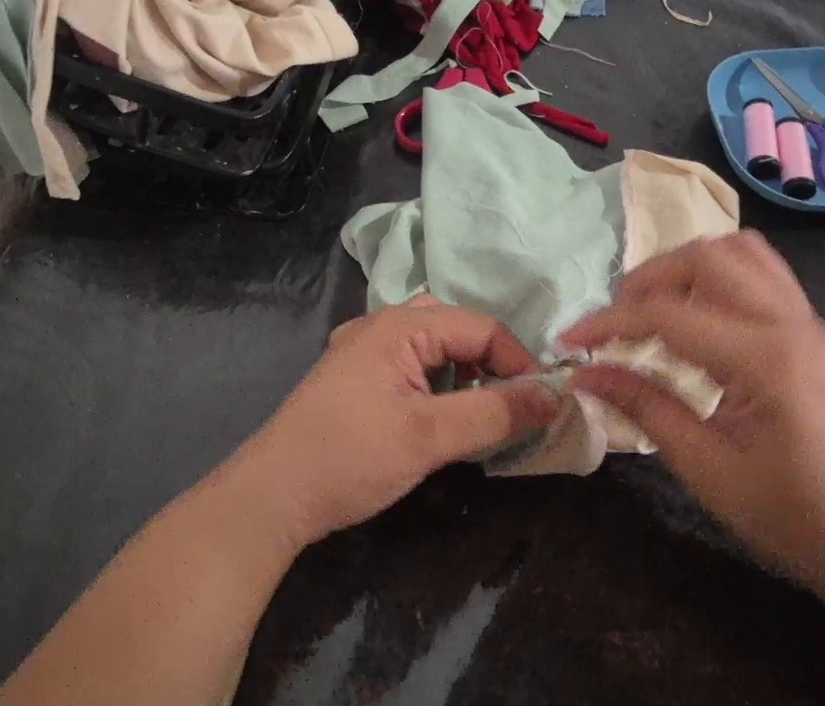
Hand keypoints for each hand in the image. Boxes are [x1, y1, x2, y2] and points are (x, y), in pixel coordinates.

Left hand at [226, 297, 557, 550]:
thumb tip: (554, 397)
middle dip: (492, 364)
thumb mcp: (429, 438)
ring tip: (479, 414)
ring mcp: (363, 350)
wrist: (270, 497)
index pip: (481, 327)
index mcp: (399, 326)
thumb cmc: (350, 458)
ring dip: (464, 374)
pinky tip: (439, 416)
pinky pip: (411, 364)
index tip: (545, 404)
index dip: (519, 362)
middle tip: (512, 406)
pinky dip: (437, 383)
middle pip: (457, 329)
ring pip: (434, 347)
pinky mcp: (355, 378)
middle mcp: (381, 325)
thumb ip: (494, 414)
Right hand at [563, 232, 824, 594]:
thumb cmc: (802, 519)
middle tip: (614, 324)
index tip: (568, 343)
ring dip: (685, 267)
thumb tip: (586, 375)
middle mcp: (789, 320)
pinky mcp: (812, 329)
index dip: (608, 324)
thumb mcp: (712, 472)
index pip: (668, 314)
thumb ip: (647, 410)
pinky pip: (762, 272)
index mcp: (766, 358)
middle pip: (705, 256)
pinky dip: (718, 276)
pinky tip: (698, 319)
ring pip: (738, 250)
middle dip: (647, 279)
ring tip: (653, 310)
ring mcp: (807, 319)